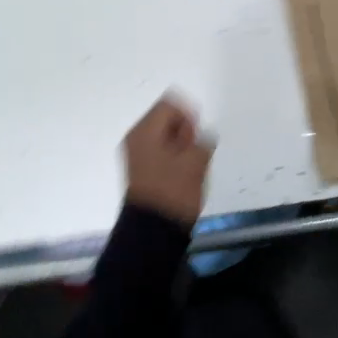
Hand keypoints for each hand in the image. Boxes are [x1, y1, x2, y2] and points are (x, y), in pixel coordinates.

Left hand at [122, 96, 212, 227]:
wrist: (152, 232)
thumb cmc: (174, 192)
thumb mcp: (195, 161)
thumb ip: (202, 140)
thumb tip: (202, 137)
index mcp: (144, 131)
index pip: (169, 105)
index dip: (188, 116)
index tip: (195, 138)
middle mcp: (135, 138)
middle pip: (165, 119)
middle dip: (184, 133)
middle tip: (192, 155)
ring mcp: (135, 154)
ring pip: (163, 136)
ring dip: (179, 147)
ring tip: (188, 168)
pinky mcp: (139, 170)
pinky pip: (158, 152)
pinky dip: (171, 158)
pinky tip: (180, 176)